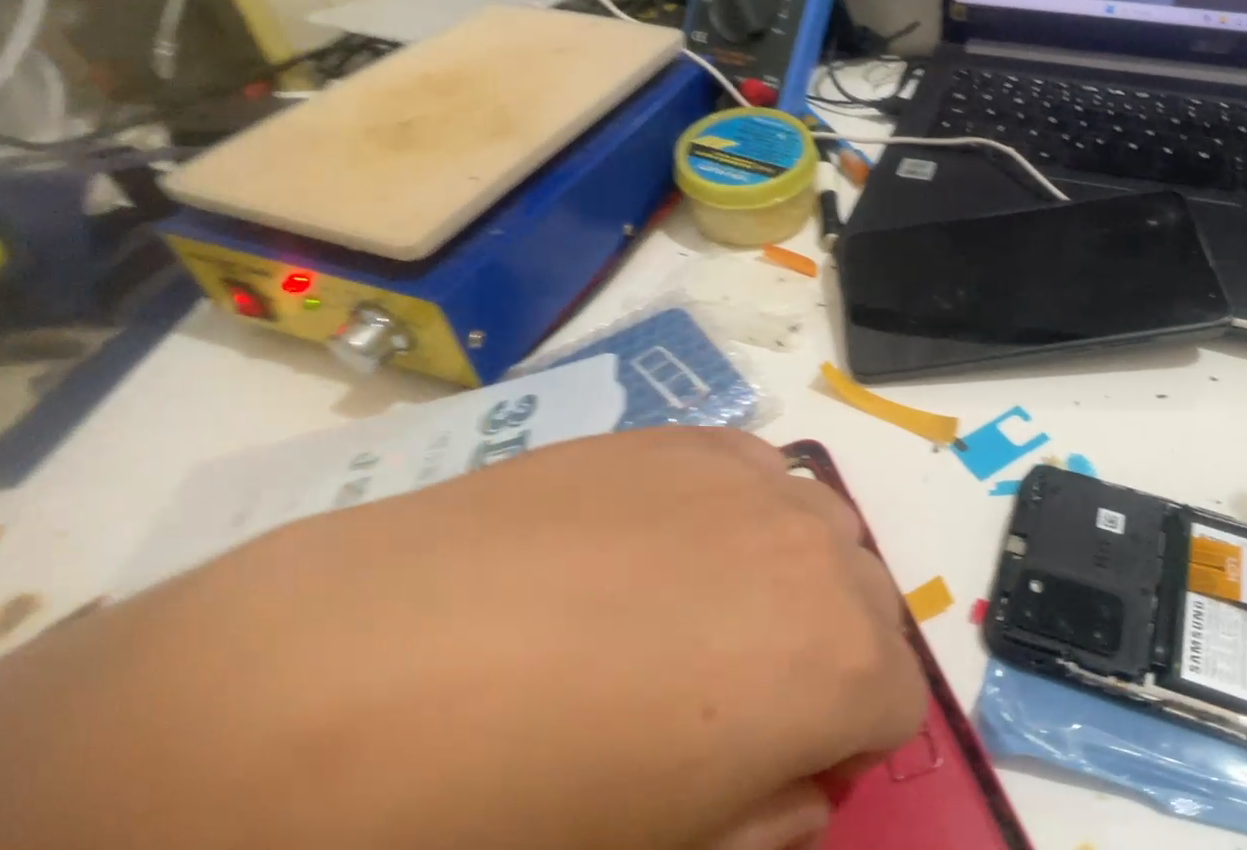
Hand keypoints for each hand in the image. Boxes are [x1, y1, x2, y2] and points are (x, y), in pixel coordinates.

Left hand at [0, 428, 927, 849]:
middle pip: (868, 603)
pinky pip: (749, 474)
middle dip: (824, 654)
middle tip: (726, 695)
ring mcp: (745, 477)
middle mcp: (819, 549)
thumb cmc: (519, 805)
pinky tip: (644, 549)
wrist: (349, 673)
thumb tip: (797, 784)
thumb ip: (766, 821)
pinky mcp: (673, 435)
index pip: (896, 706)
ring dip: (782, 575)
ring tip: (683, 614)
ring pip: (815, 529)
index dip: (840, 748)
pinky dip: (730, 515)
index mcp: (841, 663)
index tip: (773, 768)